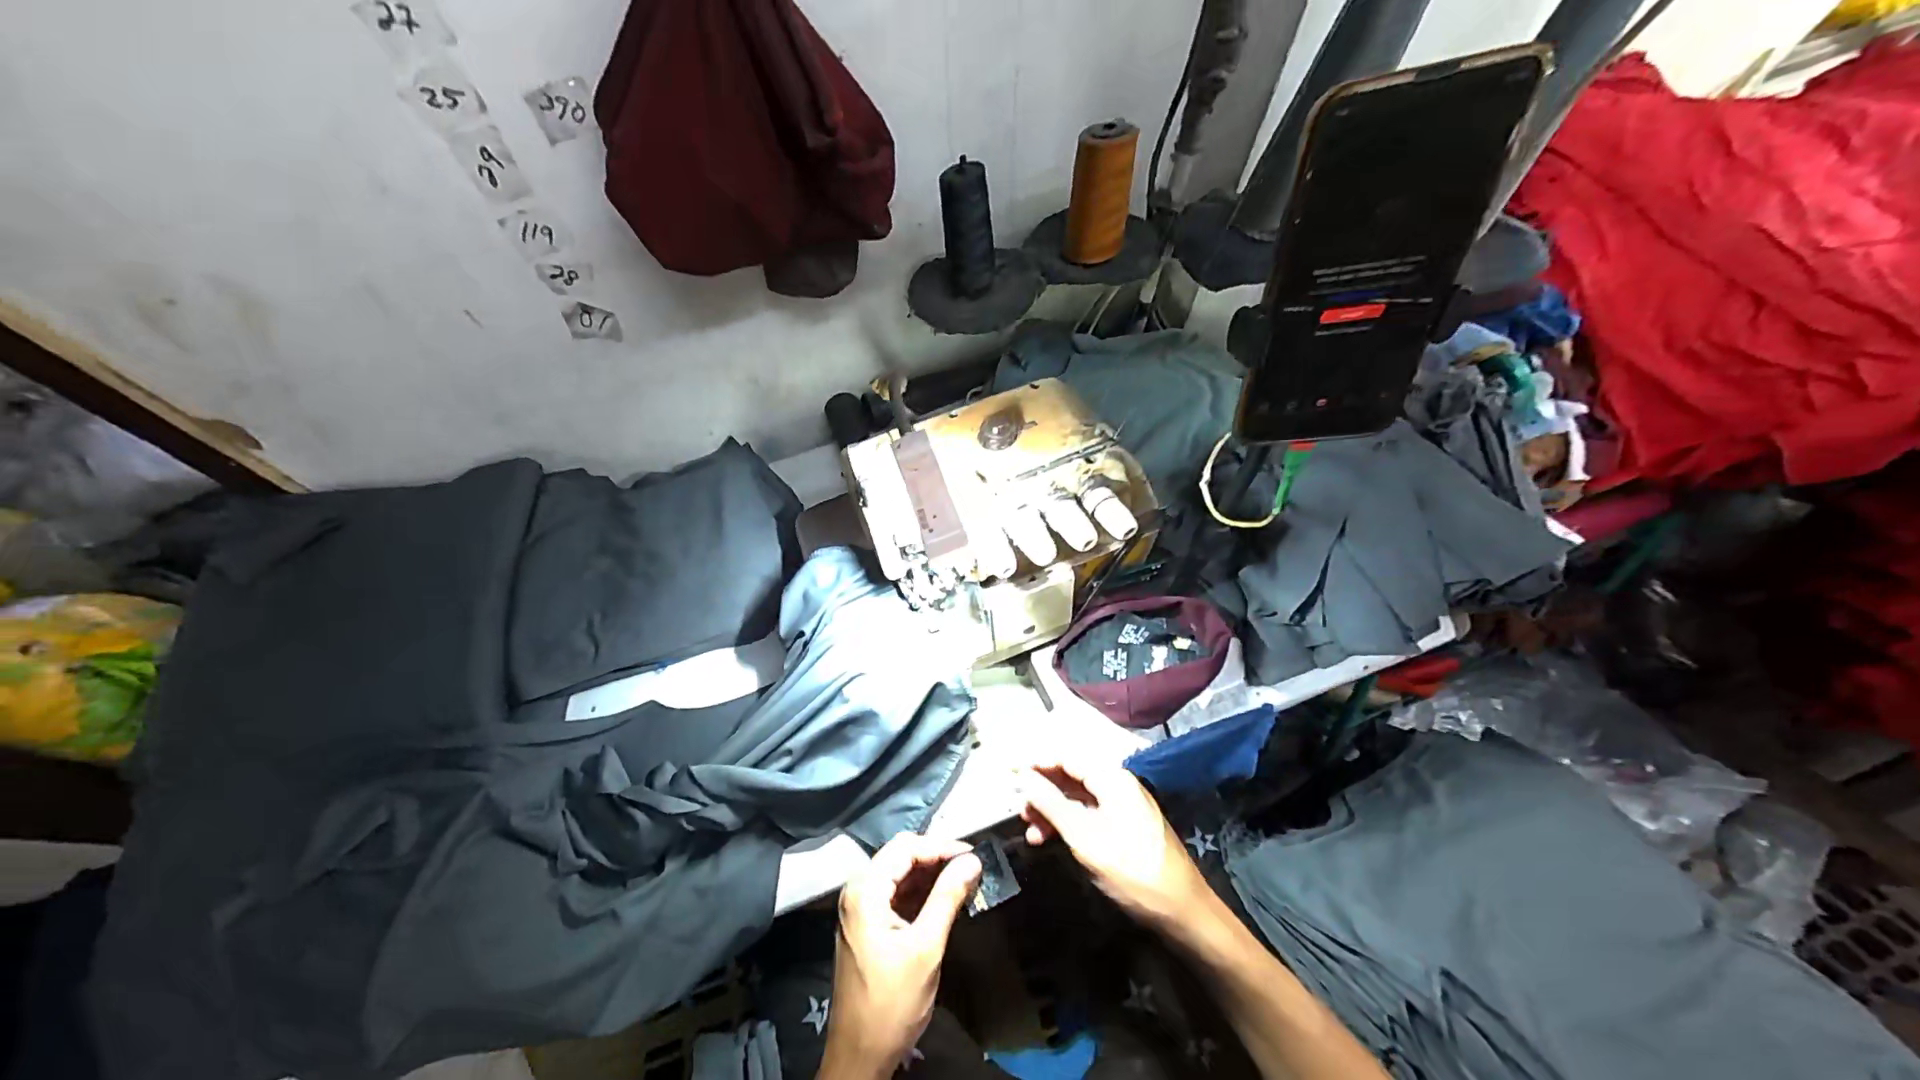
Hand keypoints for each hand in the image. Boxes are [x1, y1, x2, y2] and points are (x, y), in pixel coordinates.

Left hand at [822, 833, 981, 1079]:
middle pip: (901, 856)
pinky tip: (947, 897)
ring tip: (966, 879)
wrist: (860, 1054)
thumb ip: (947, 898)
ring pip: (901, 874)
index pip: (906, 848)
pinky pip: (897, 893)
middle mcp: (858, 890)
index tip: (975, 854)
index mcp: (865, 890)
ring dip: (932, 874)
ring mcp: (861, 907)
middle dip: (938, 857)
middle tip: (973, 866)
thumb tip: (972, 861)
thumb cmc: (891, 1003)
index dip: (942, 847)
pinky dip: (922, 892)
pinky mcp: (869, 923)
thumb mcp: (925, 947)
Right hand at [1017, 752, 1208, 930]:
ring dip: (1052, 810)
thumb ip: (1051, 804)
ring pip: (1078, 797)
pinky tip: (1051, 840)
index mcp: (1113, 779)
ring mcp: (1124, 806)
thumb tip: (1024, 777)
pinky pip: (1089, 813)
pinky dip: (1068, 823)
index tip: (1010, 771)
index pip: (1067, 756)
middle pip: (1072, 775)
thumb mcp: (1084, 837)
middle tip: (1019, 809)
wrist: (1182, 910)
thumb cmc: (1131, 870)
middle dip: (1042, 790)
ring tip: (1032, 832)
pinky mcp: (1126, 826)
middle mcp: (1119, 785)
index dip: (1036, 762)